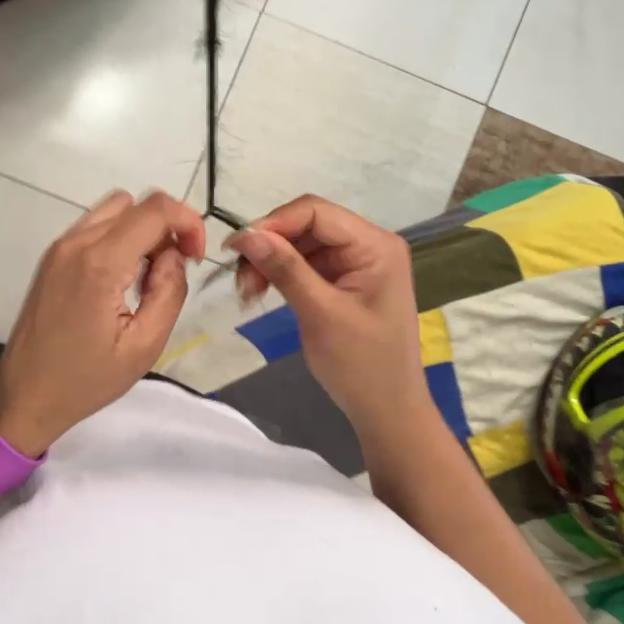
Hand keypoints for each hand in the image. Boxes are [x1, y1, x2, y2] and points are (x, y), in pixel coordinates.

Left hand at [0, 190, 207, 454]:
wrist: (24, 395)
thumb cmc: (85, 380)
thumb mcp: (144, 347)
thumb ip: (169, 292)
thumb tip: (173, 257)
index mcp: (100, 264)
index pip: (155, 210)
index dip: (187, 223)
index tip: (196, 257)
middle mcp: (75, 244)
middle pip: (133, 203)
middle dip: (164, 227)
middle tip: (170, 271)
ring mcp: (58, 248)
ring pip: (112, 210)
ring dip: (139, 231)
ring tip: (145, 277)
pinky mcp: (50, 258)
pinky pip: (93, 228)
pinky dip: (117, 239)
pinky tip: (120, 280)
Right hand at [225, 195, 423, 418]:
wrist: (386, 411)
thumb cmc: (362, 364)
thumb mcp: (321, 314)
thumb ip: (285, 269)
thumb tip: (245, 235)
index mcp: (375, 246)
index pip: (316, 212)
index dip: (274, 223)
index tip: (237, 248)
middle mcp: (367, 245)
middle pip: (305, 225)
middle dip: (269, 246)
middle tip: (240, 279)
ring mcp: (355, 263)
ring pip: (299, 244)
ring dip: (269, 262)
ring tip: (247, 293)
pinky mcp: (342, 281)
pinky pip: (303, 264)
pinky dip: (278, 275)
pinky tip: (259, 293)